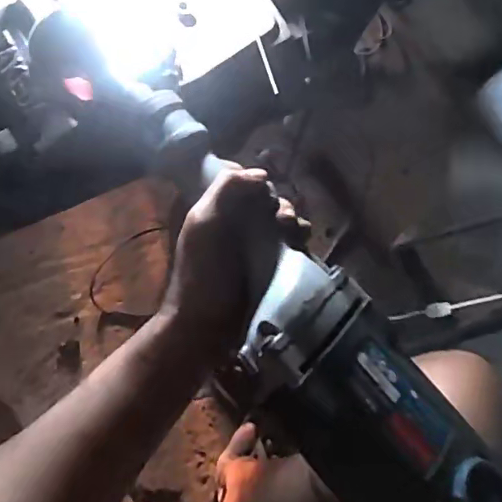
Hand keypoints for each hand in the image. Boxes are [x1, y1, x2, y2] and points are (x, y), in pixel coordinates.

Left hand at [159, 167, 299, 351]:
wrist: (206, 328)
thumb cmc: (201, 274)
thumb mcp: (204, 223)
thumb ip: (226, 189)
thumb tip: (262, 173)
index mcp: (219, 208)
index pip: (246, 180)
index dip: (258, 180)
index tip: (264, 191)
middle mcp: (239, 221)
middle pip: (269, 196)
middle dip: (278, 201)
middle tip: (279, 218)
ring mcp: (257, 243)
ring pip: (284, 216)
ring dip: (292, 217)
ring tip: (289, 231)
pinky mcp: (274, 263)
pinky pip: (294, 240)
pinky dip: (300, 235)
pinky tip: (299, 242)